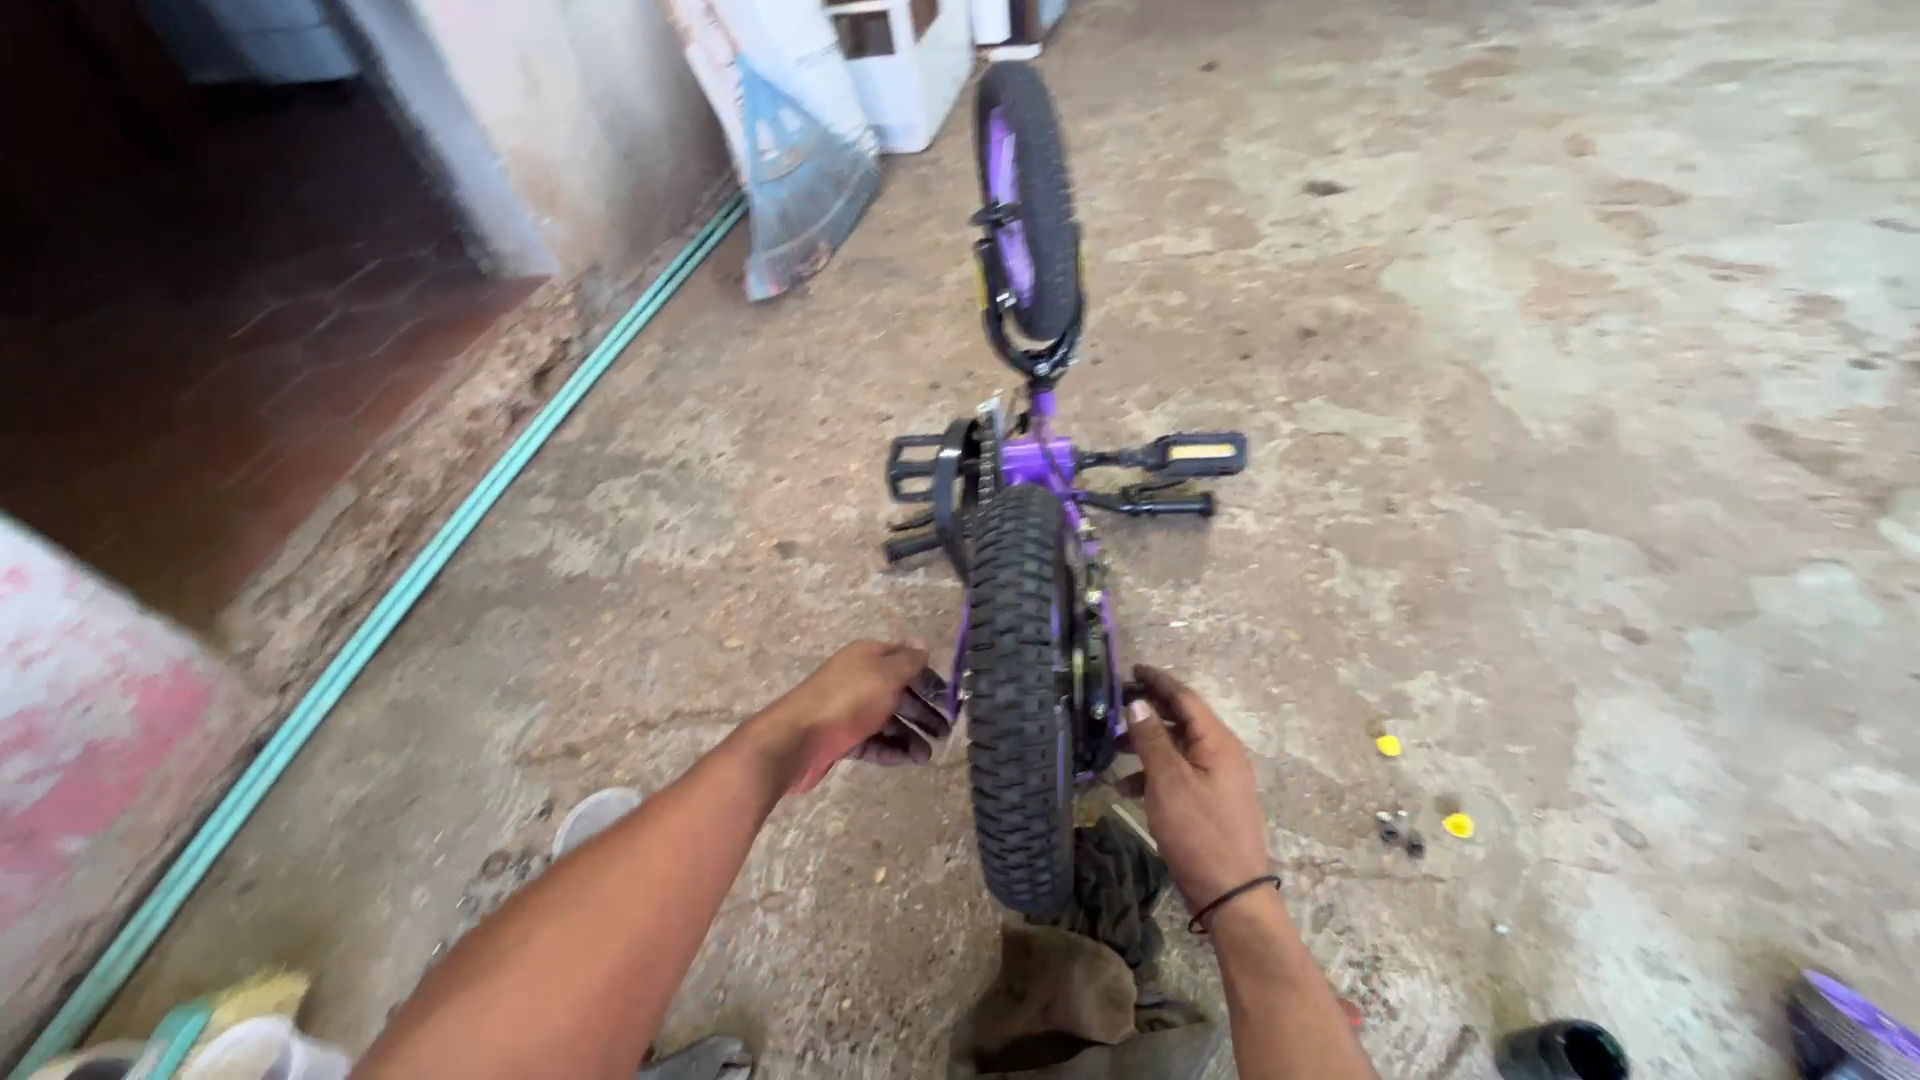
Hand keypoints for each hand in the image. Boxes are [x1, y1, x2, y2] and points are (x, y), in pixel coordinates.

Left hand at [750, 640, 929, 793]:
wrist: (798, 738)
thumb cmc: (848, 700)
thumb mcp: (886, 674)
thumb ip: (909, 661)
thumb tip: (923, 644)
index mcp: (868, 657)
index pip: (906, 660)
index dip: (928, 677)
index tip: (949, 697)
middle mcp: (859, 679)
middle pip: (899, 693)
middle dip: (923, 711)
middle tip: (945, 731)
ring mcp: (849, 711)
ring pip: (887, 721)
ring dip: (910, 736)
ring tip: (927, 756)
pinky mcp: (842, 738)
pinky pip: (873, 742)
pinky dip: (891, 750)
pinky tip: (908, 760)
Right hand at [1125, 664, 1270, 916]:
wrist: (1230, 893)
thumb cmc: (1199, 832)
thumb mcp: (1169, 782)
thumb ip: (1152, 740)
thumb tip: (1138, 703)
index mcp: (1218, 742)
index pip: (1186, 698)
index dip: (1158, 682)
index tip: (1132, 669)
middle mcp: (1222, 754)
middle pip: (1182, 721)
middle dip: (1148, 712)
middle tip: (1114, 705)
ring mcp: (1218, 780)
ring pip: (1177, 748)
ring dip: (1146, 744)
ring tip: (1111, 747)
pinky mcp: (1209, 802)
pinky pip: (1179, 774)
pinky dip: (1153, 773)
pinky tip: (1125, 787)